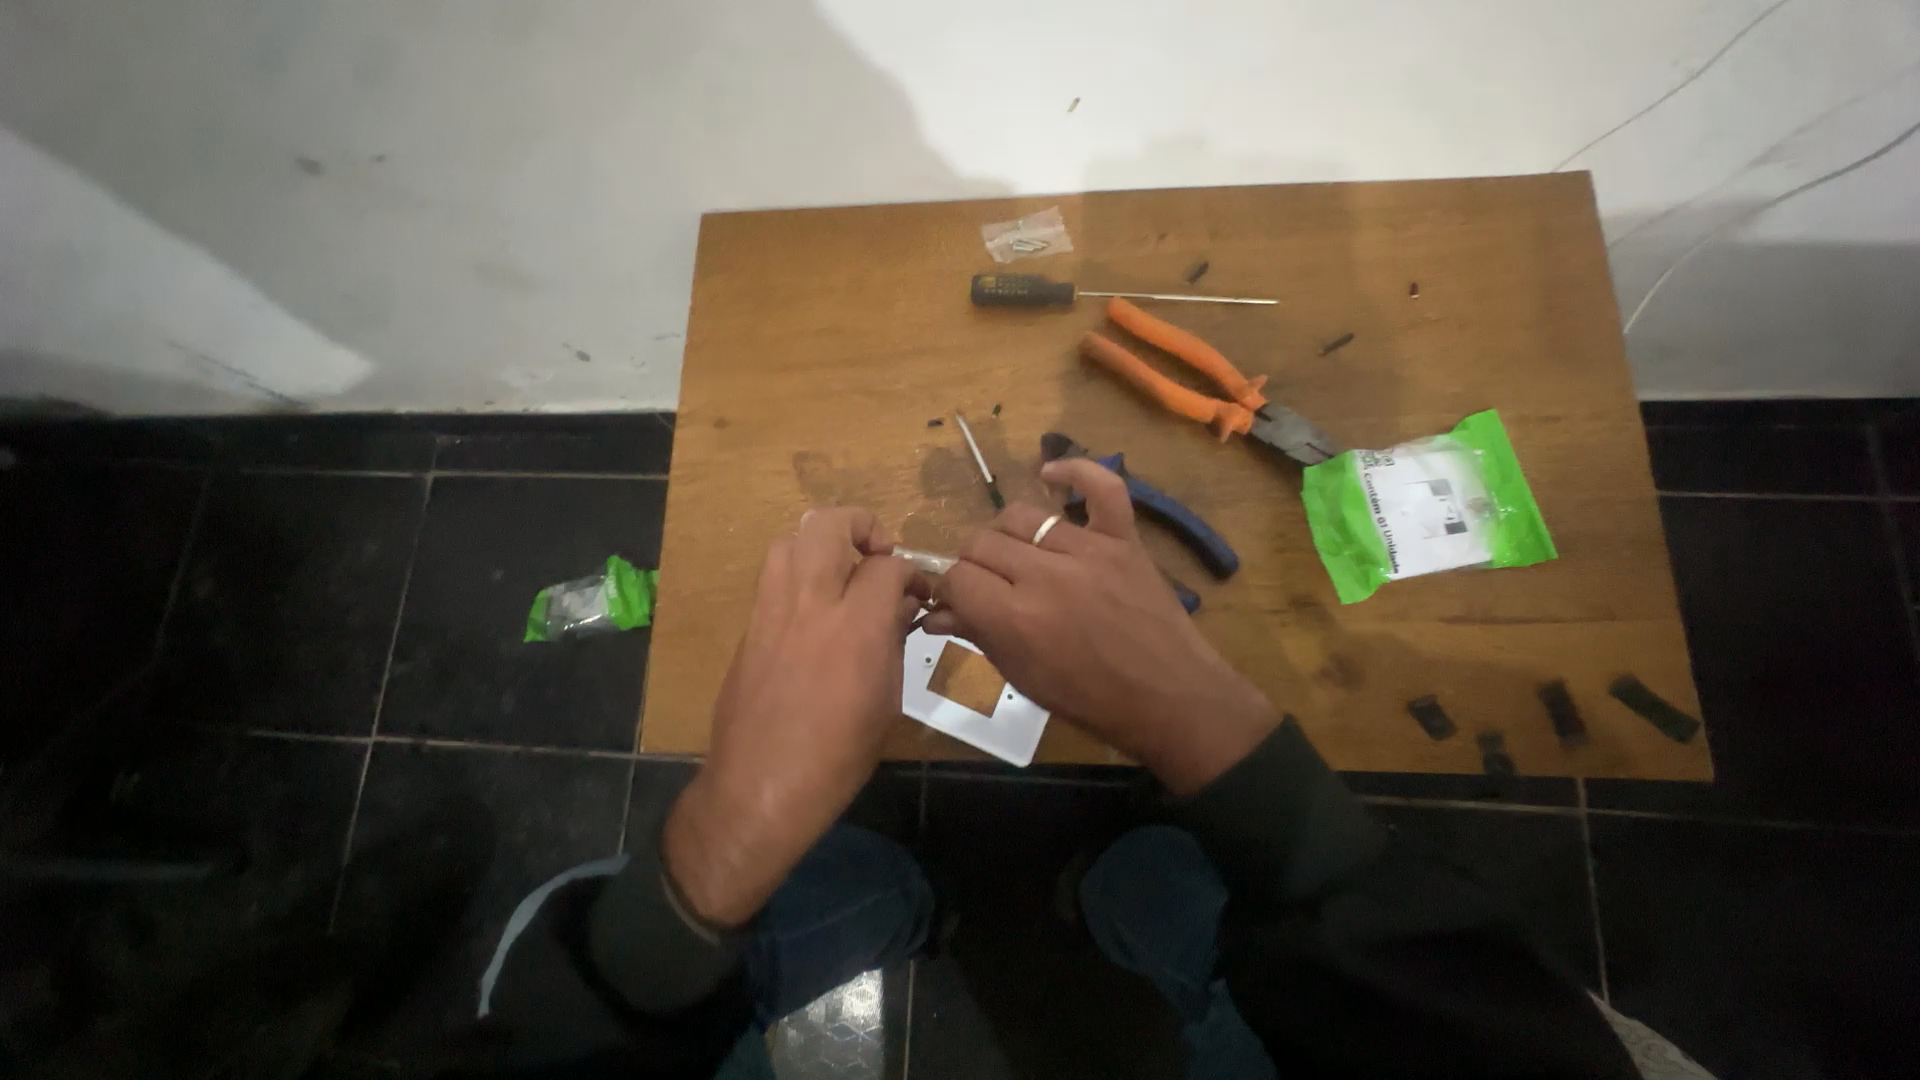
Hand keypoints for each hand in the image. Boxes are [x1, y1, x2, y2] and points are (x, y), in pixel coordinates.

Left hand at [664, 508, 922, 927]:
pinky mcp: (749, 626)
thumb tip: (899, 609)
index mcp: (856, 629)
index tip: (918, 590)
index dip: (909, 572)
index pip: (887, 567)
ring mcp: (772, 611)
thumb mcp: (886, 702)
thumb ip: (893, 643)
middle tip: (879, 555)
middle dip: (862, 526)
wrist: (761, 788)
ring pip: (791, 538)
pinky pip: (774, 575)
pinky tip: (817, 605)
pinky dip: (800, 571)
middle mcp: (811, 605)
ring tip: (843, 570)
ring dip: (823, 541)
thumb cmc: (838, 758)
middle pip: (829, 525)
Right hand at [924, 459, 1276, 794]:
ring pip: (1022, 517)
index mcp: (1016, 618)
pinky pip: (1101, 488)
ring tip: (1016, 558)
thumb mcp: (1024, 678)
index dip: (948, 589)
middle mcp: (1046, 575)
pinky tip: (1050, 474)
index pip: (957, 577)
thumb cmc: (1091, 701)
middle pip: (981, 543)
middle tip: (988, 588)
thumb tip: (934, 613)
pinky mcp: (1123, 539)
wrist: (1169, 698)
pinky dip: (1076, 473)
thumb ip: (979, 635)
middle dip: (973, 567)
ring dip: (1007, 536)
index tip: (956, 601)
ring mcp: (1088, 550)